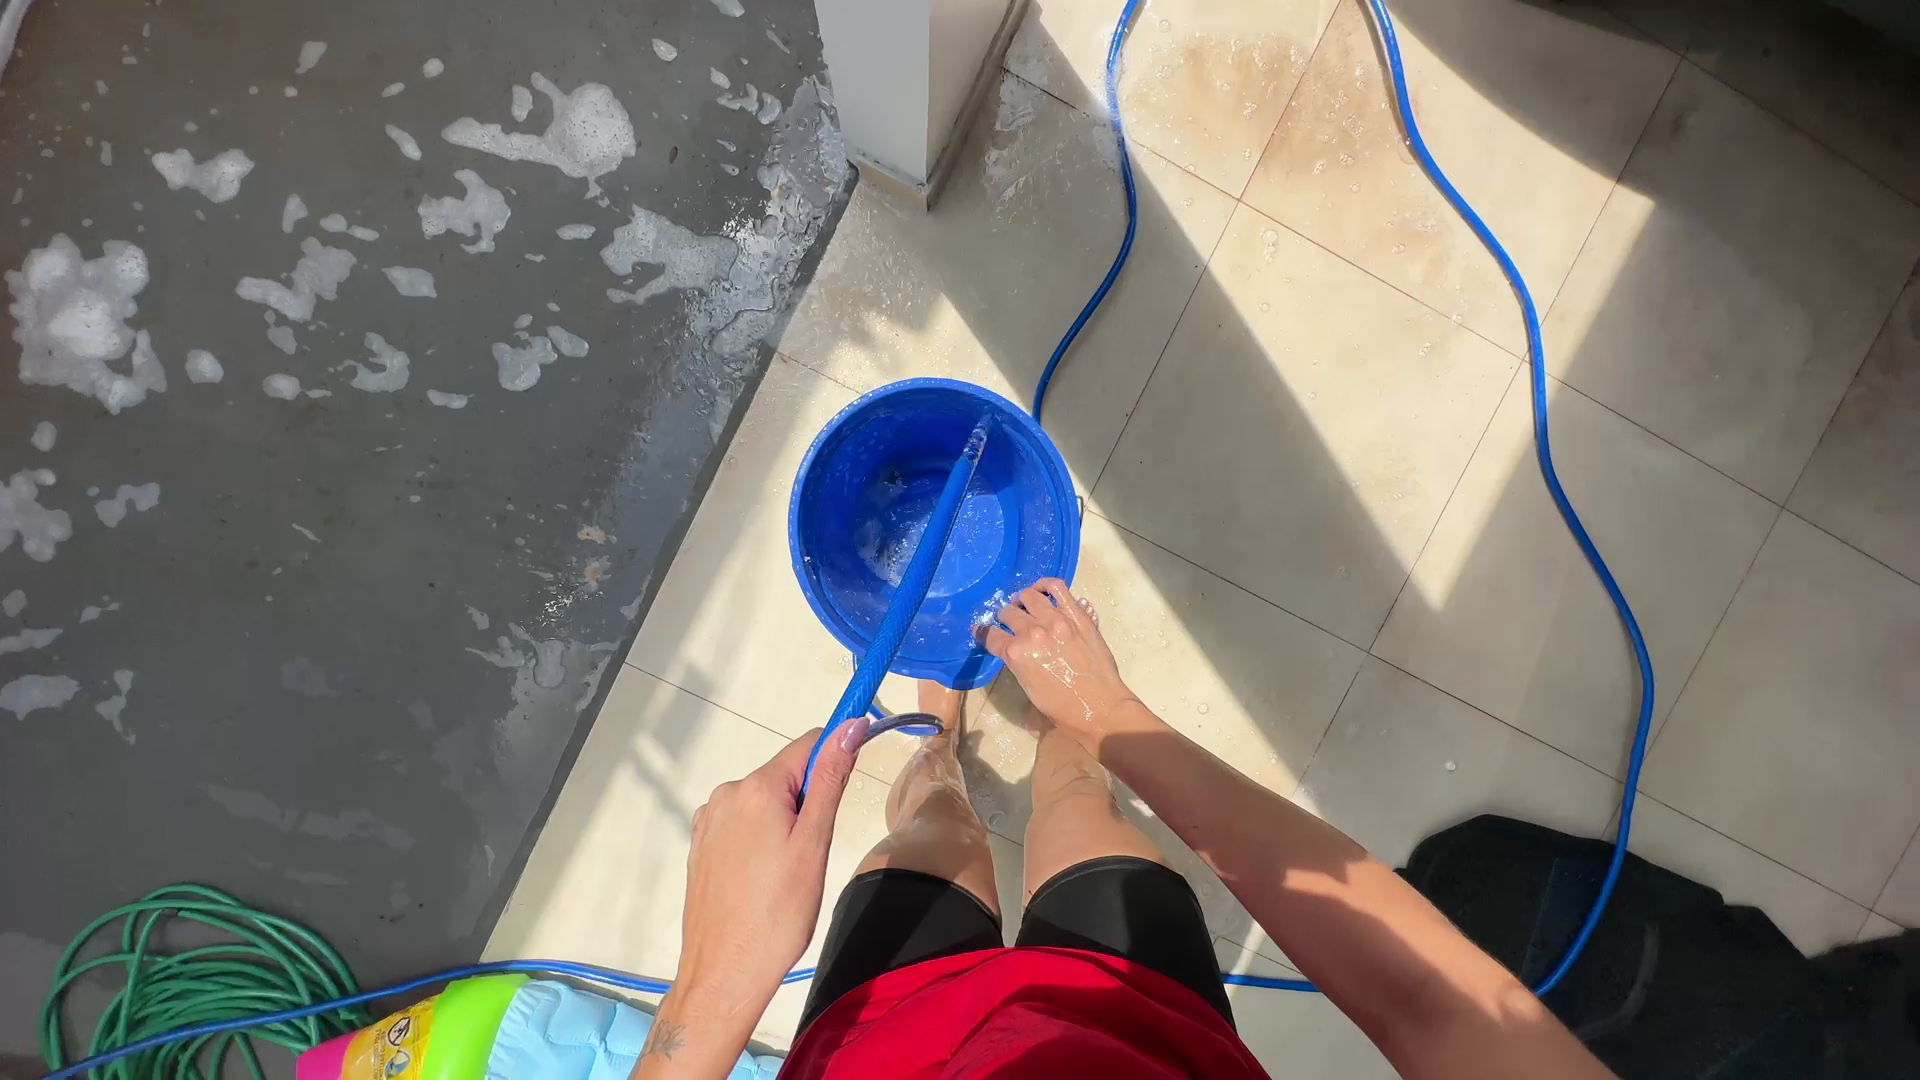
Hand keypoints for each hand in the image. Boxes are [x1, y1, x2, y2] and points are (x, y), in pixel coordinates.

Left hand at [673, 720, 863, 1019]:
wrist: (723, 978)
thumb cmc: (778, 912)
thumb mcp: (814, 842)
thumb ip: (831, 778)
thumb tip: (850, 725)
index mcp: (756, 787)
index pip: (809, 745)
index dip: (834, 763)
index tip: (844, 797)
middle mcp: (726, 794)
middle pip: (786, 775)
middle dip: (807, 801)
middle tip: (812, 852)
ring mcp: (708, 821)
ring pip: (765, 801)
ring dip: (784, 822)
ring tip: (787, 873)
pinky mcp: (700, 846)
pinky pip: (743, 823)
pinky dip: (760, 839)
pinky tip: (762, 878)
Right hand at [979, 579, 1137, 743]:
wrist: (1100, 707)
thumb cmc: (1062, 709)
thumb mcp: (1028, 688)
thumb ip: (1017, 664)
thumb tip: (1013, 652)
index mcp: (1016, 654)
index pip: (991, 636)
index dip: (983, 633)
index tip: (981, 630)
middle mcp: (1033, 632)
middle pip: (1009, 613)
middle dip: (1004, 617)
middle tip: (1008, 621)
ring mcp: (1056, 620)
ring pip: (1029, 596)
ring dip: (1022, 600)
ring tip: (1025, 605)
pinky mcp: (1077, 615)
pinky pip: (1057, 588)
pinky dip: (1046, 585)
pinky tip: (1043, 591)